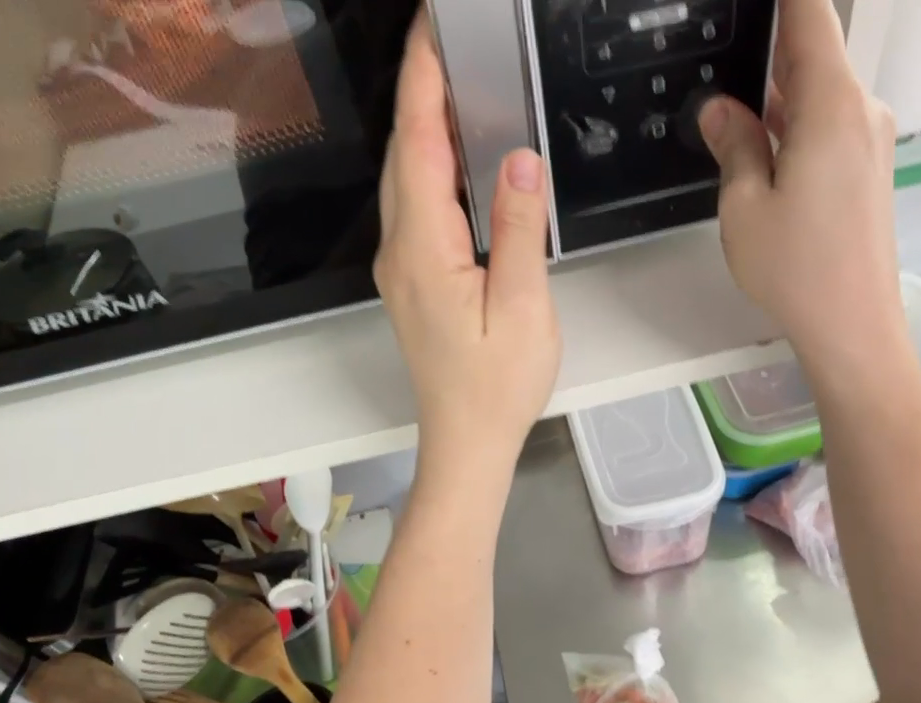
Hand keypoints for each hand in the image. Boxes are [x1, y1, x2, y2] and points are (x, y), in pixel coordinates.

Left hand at [375, 15, 560, 469]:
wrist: (466, 442)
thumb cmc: (497, 387)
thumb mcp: (522, 308)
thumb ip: (518, 230)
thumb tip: (519, 159)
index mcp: (423, 249)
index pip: (417, 143)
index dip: (422, 79)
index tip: (432, 27)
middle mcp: (399, 251)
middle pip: (403, 153)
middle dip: (420, 90)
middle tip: (452, 44)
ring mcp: (400, 268)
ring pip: (405, 180)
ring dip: (424, 127)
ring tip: (457, 85)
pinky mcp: (412, 283)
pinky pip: (414, 207)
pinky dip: (430, 168)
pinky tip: (456, 159)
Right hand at [695, 0, 900, 356]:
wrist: (853, 327)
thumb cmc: (796, 269)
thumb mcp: (744, 206)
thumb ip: (734, 145)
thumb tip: (720, 109)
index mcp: (832, 104)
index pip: (810, 12)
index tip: (747, 3)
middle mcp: (861, 110)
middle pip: (813, 54)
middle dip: (765, 54)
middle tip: (718, 61)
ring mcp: (870, 141)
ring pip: (818, 95)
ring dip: (776, 98)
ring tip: (727, 115)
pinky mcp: (868, 170)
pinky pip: (828, 126)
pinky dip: (794, 126)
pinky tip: (759, 151)